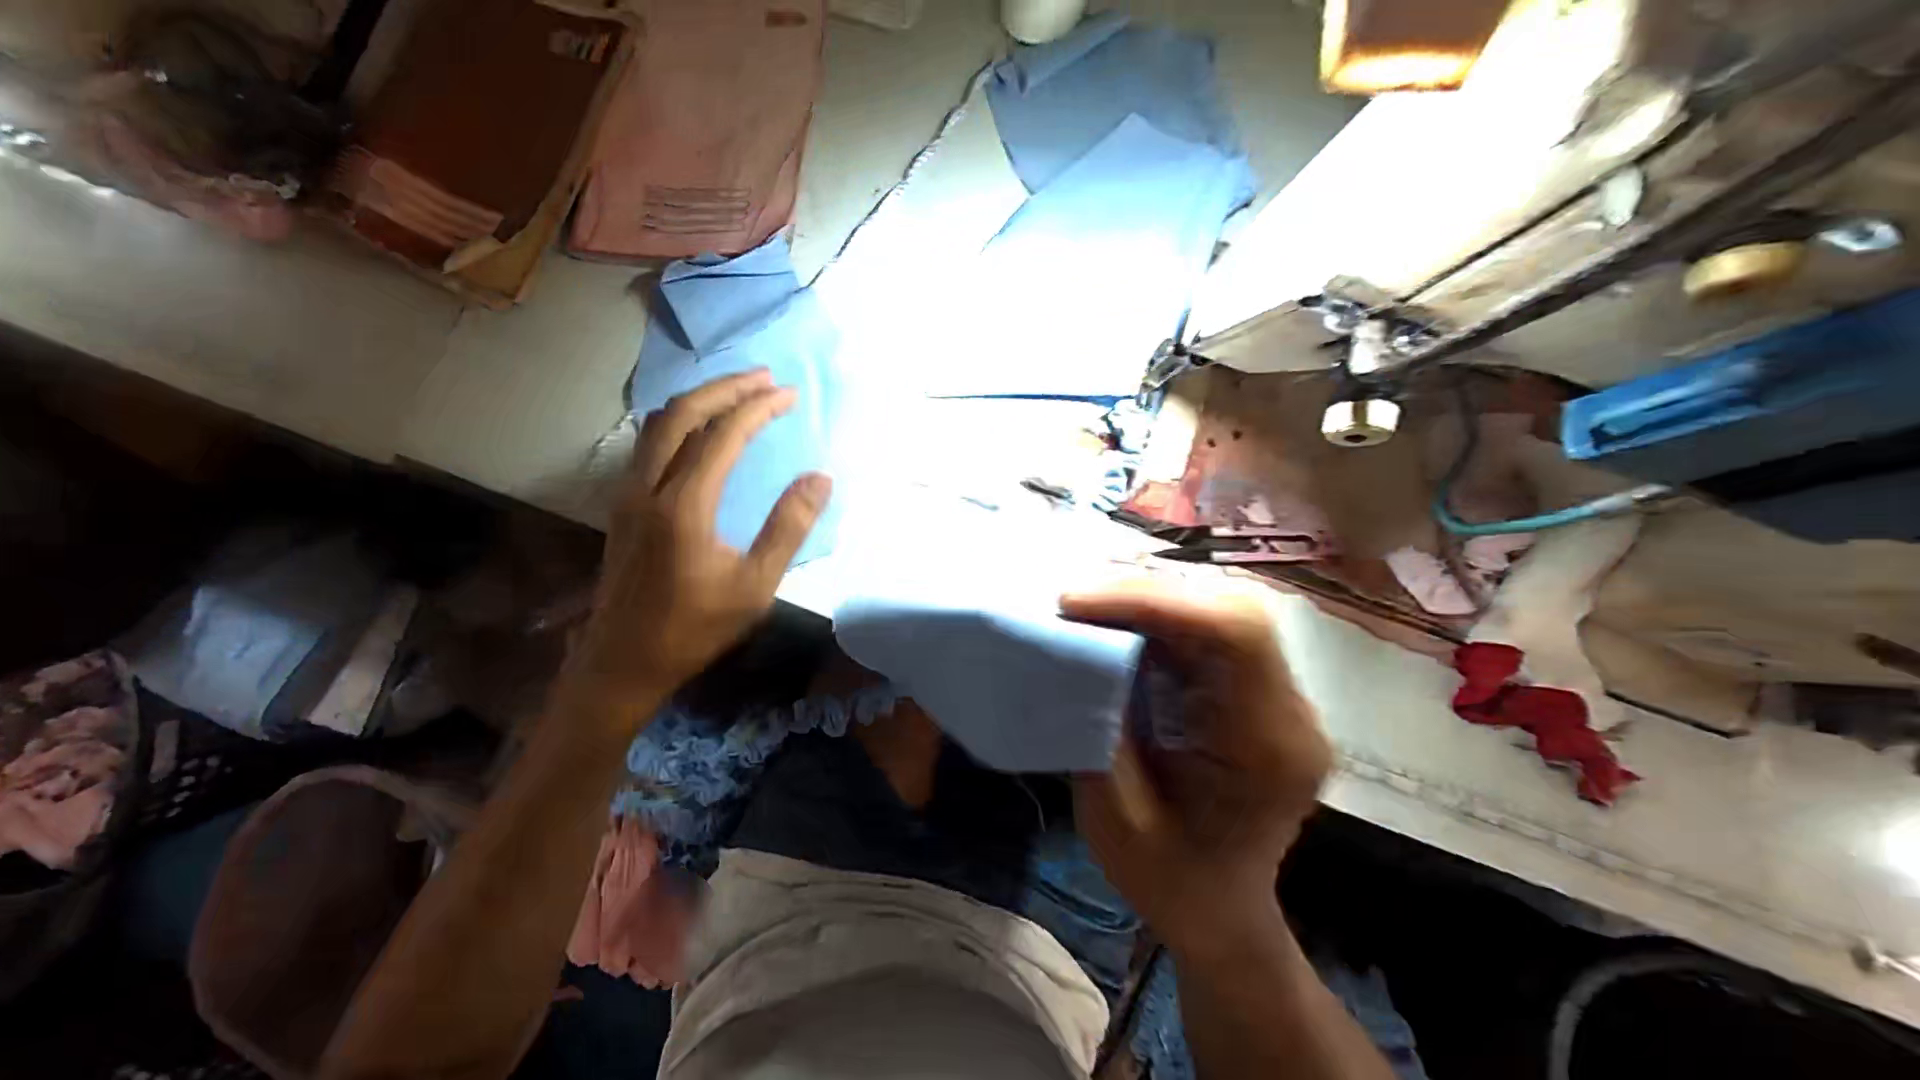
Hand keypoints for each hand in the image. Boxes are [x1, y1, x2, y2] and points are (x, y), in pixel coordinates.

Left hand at [565, 369, 831, 712]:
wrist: (622, 661)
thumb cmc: (694, 629)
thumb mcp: (755, 586)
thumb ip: (788, 528)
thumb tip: (820, 478)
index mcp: (683, 505)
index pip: (722, 435)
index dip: (757, 408)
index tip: (789, 394)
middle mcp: (648, 487)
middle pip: (681, 413)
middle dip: (725, 388)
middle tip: (765, 378)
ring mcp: (627, 494)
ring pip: (658, 424)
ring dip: (699, 400)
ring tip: (737, 394)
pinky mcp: (621, 505)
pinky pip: (648, 443)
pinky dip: (679, 421)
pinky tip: (701, 431)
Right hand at [1061, 581, 1331, 950]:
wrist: (1222, 916)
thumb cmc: (1171, 883)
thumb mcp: (1117, 815)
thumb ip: (1102, 726)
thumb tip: (1079, 650)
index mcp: (1268, 747)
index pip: (1235, 634)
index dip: (1156, 600)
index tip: (1076, 602)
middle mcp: (1288, 710)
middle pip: (1231, 609)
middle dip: (1146, 592)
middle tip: (1073, 601)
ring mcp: (1277, 698)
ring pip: (1219, 611)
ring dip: (1148, 600)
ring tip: (1086, 607)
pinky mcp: (1253, 693)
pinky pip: (1208, 633)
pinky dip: (1156, 620)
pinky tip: (1114, 626)